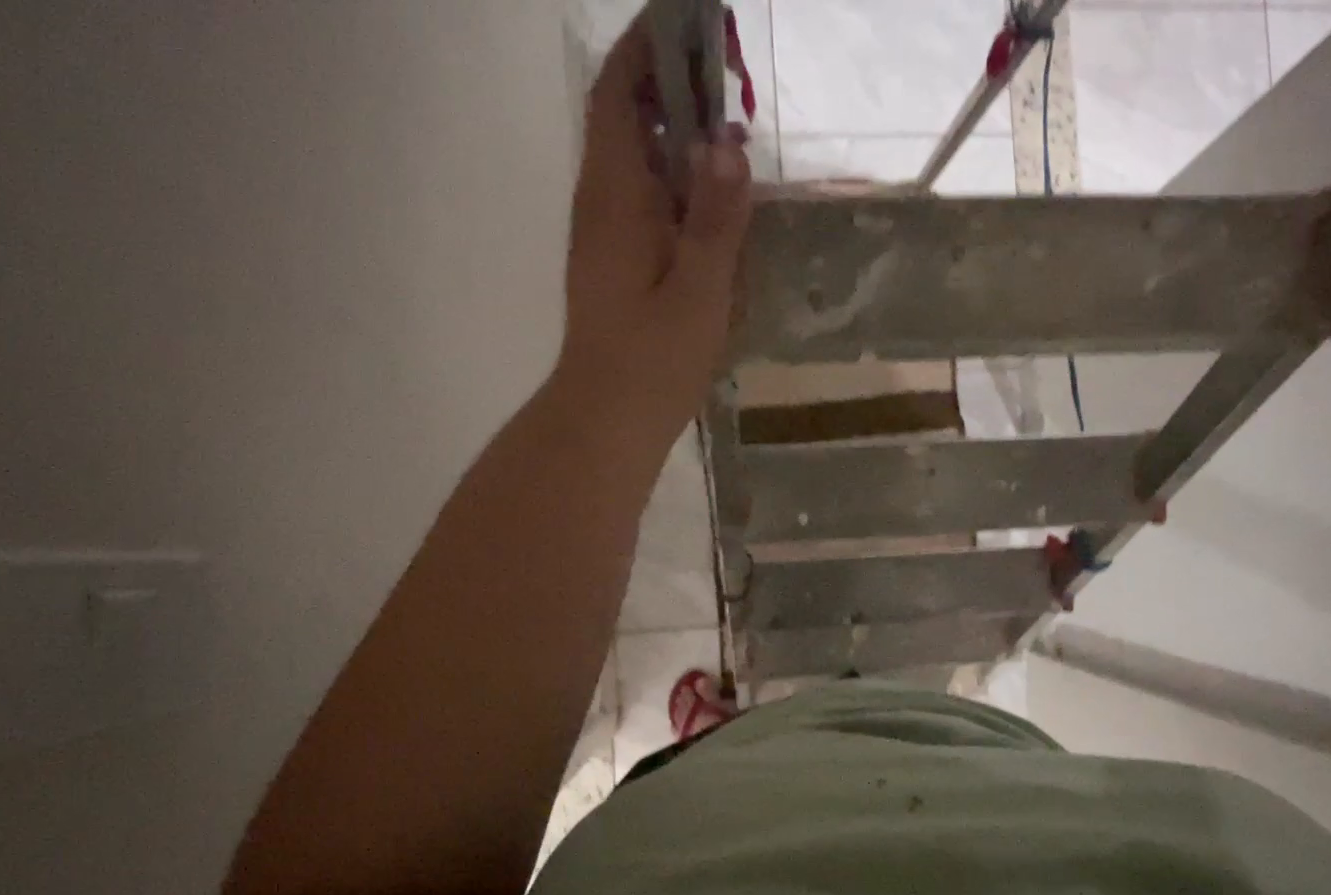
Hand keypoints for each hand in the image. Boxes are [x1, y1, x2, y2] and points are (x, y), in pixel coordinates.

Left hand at [559, 23, 753, 426]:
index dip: (647, 47)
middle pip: (624, 114)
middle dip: (669, 79)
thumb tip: (726, 143)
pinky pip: (642, 189)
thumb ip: (714, 219)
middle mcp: (601, 201)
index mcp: (614, 197)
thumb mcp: (697, 292)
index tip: (691, 21)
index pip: (618, 94)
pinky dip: (674, 169)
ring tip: (729, 117)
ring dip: (673, 124)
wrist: (606, 419)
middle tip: (728, 69)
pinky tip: (713, 186)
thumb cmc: (651, 361)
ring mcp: (605, 229)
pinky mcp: (616, 255)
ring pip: (634, 153)